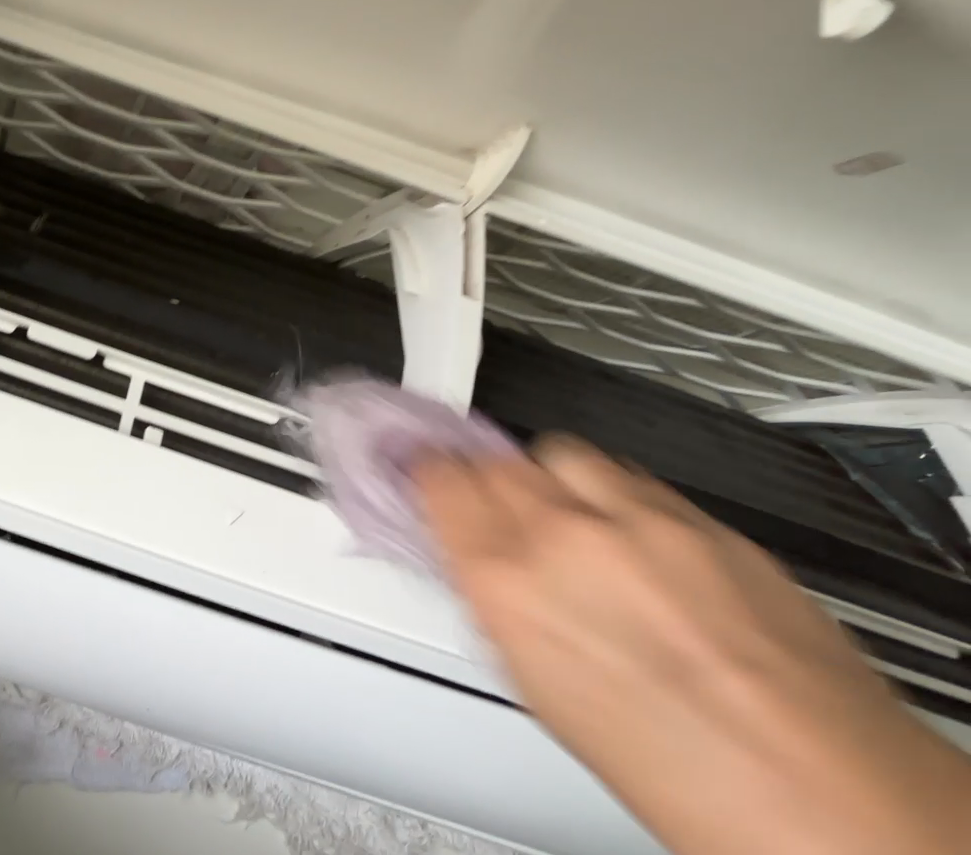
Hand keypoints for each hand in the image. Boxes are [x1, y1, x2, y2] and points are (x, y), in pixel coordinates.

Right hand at [417, 436, 970, 854]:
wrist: (814, 784)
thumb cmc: (670, 760)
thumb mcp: (529, 677)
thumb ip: (491, 594)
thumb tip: (472, 557)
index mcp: (504, 581)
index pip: (439, 479)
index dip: (427, 471)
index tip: (424, 470)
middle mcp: (566, 535)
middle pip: (493, 457)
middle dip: (482, 472)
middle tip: (487, 494)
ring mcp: (641, 521)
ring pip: (561, 453)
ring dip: (548, 475)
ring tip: (564, 514)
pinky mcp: (706, 520)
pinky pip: (634, 477)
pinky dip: (615, 492)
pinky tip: (629, 534)